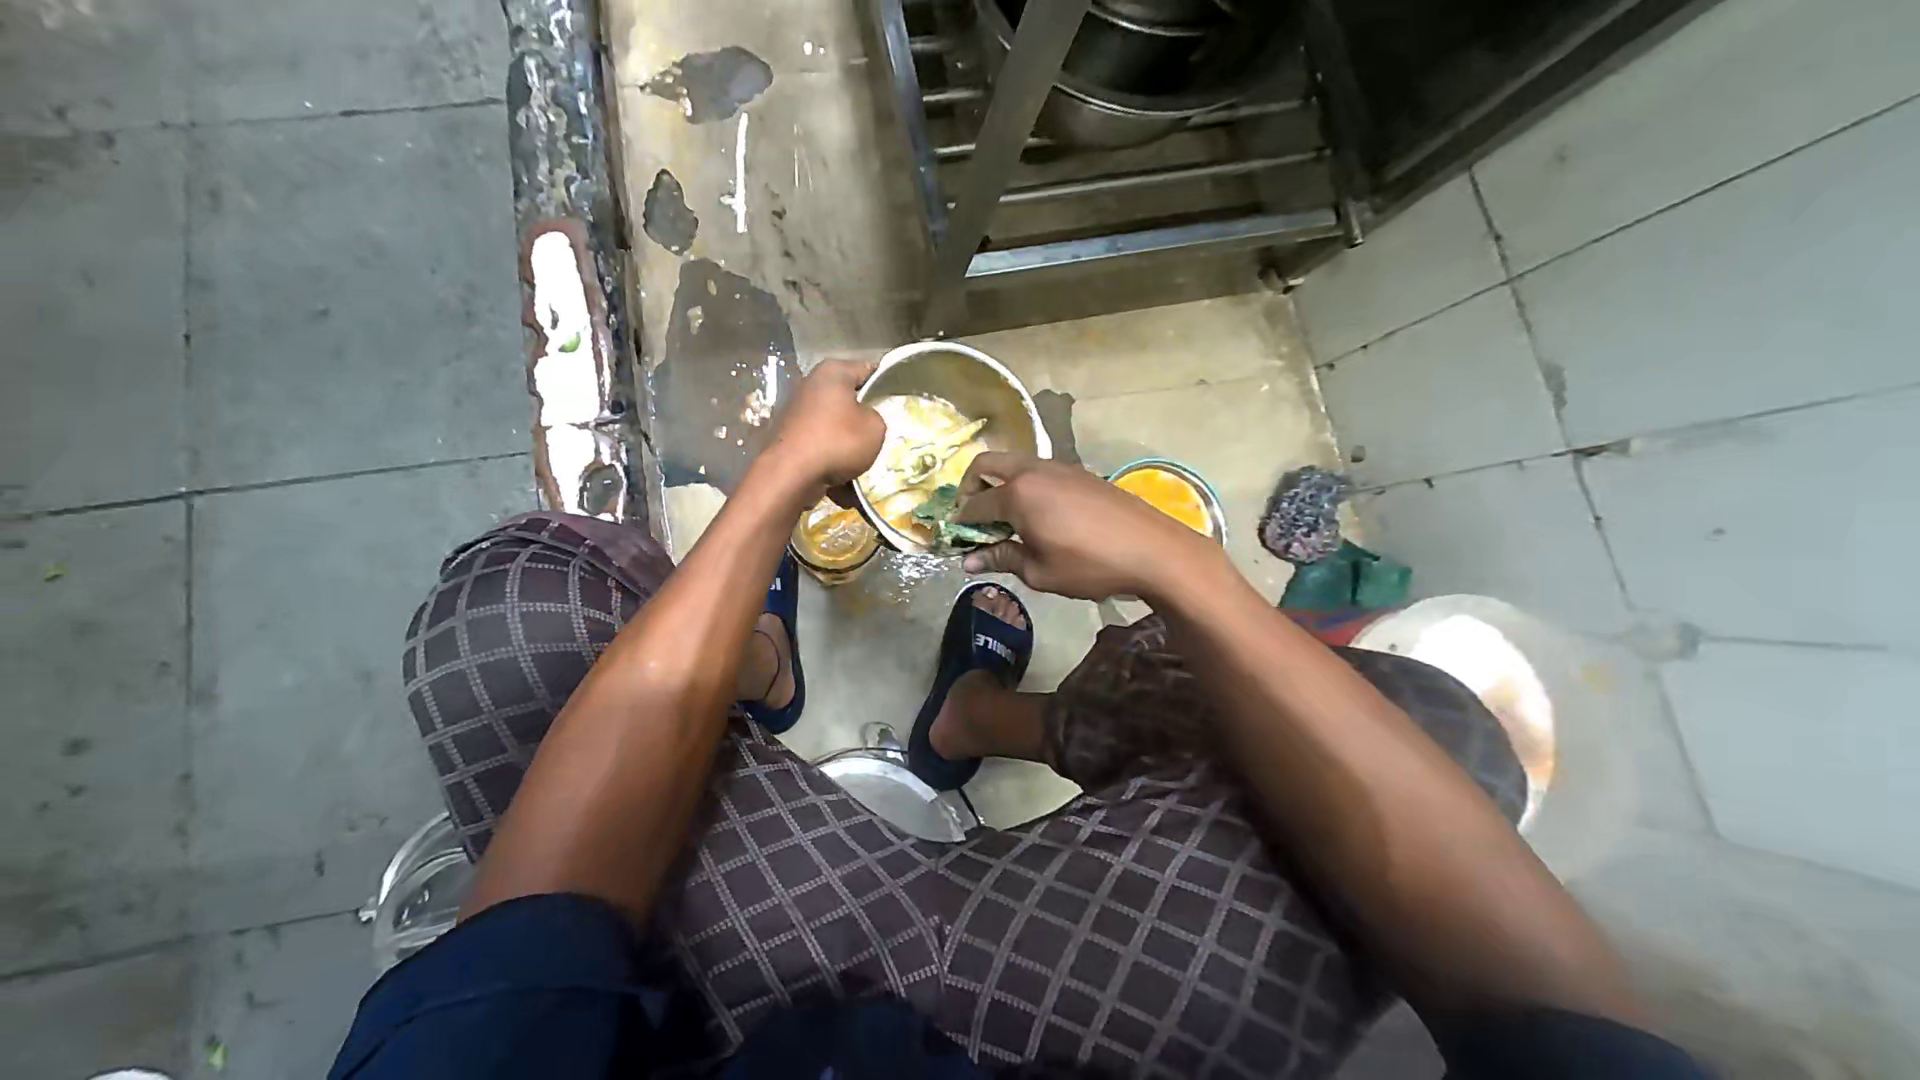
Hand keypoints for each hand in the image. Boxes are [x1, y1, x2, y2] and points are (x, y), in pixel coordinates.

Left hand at [765, 359, 885, 491]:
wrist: (791, 475)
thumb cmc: (838, 441)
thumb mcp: (876, 428)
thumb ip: (877, 417)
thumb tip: (865, 421)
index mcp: (833, 373)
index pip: (868, 370)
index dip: (885, 383)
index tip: (897, 399)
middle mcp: (811, 386)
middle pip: (848, 400)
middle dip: (863, 418)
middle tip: (881, 433)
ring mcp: (796, 413)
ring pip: (835, 427)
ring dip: (848, 445)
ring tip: (863, 464)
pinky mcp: (789, 438)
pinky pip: (821, 447)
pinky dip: (831, 462)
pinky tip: (843, 483)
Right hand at [956, 452, 1228, 601]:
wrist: (1152, 550)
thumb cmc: (1090, 565)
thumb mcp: (1039, 571)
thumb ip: (1001, 559)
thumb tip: (969, 562)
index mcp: (1018, 493)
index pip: (974, 503)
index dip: (961, 522)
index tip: (956, 539)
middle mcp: (1033, 470)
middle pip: (987, 465)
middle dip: (971, 487)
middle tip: (973, 517)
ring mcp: (1059, 467)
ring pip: (1014, 464)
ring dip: (1000, 484)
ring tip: (1006, 518)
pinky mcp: (1079, 472)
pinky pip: (1038, 470)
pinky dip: (1024, 485)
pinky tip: (1037, 514)